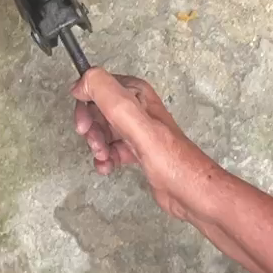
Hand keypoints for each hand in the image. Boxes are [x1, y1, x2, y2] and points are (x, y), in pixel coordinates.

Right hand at [71, 69, 222, 220]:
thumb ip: (108, 95)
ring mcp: (137, 130)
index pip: (99, 86)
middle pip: (97, 110)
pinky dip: (104, 158)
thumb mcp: (134, 119)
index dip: (86, 104)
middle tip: (95, 143)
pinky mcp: (137, 151)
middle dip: (90, 128)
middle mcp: (137, 109)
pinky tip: (108, 166)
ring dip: (96, 145)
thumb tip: (83, 81)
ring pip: (102, 131)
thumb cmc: (171, 159)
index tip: (84, 123)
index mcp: (137, 94)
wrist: (189, 191)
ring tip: (104, 156)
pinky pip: (110, 149)